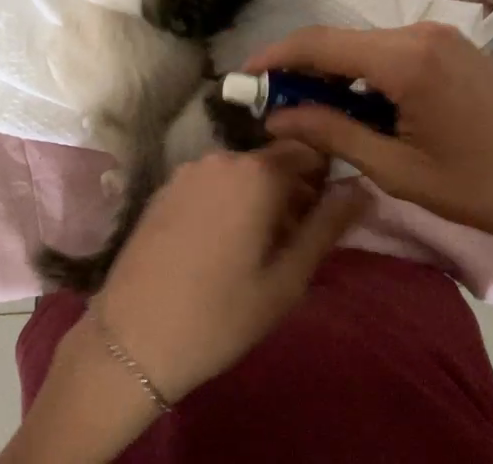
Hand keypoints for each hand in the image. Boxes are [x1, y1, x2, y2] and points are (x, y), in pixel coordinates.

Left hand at [94, 142, 371, 402]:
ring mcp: (186, 172)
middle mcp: (221, 158)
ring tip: (258, 250)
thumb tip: (360, 188)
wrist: (132, 340)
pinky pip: (209, 185)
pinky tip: (220, 248)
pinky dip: (225, 203)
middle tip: (295, 243)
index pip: (307, 153)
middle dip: (291, 192)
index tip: (327, 217)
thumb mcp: (288, 278)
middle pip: (271, 162)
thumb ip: (327, 227)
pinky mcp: (162, 191)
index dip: (324, 180)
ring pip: (239, 174)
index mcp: (257, 172)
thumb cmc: (221, 314)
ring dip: (257, 198)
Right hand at [247, 24, 492, 264]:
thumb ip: (333, 135)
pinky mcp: (455, 49)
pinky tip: (361, 110)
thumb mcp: (399, 171)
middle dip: (303, 70)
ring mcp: (442, 37)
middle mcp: (421, 33)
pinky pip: (394, 52)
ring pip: (366, 47)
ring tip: (314, 116)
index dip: (276, 58)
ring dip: (335, 75)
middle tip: (275, 108)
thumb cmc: (482, 191)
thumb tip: (277, 115)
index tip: (243, 79)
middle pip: (341, 41)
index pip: (321, 43)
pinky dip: (367, 76)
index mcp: (407, 60)